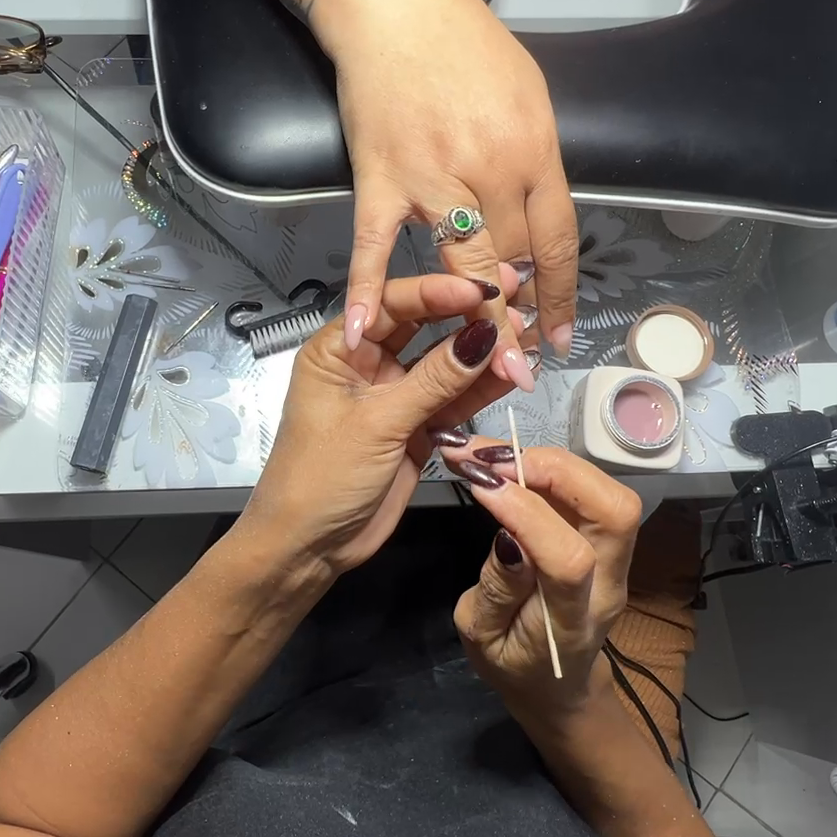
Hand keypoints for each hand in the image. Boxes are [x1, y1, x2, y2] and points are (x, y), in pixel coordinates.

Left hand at [236, 274, 521, 582]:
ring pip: (444, 363)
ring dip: (482, 352)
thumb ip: (434, 380)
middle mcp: (367, 363)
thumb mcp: (377, 424)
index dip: (437, 293)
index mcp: (338, 348)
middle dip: (467, 314)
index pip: (391, 303)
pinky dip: (481, 389)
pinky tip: (514, 372)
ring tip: (526, 333)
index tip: (483, 289)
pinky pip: (453, 399)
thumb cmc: (322, 476)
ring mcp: (394, 395)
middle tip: (516, 296)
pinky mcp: (415, 427)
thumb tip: (485, 335)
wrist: (310, 546)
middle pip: (423, 326)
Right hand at [319, 0, 577, 386]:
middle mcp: (490, 172)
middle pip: (512, 262)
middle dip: (519, 320)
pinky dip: (368, 293)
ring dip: (474, 322)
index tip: (557, 337)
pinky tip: (362, 336)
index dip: (559, 295)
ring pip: (461, 265)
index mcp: (533, 149)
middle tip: (519, 369)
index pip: (556, 239)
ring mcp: (432, 182)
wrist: (397, 8)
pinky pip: (376, 248)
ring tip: (482, 370)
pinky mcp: (380, 185)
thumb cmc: (467, 45)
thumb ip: (535, 162)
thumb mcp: (527, 95)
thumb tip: (533, 222)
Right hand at [438, 437, 642, 714]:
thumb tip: (508, 536)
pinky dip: (552, 469)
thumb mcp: (482, 639)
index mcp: (572, 620)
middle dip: (554, 469)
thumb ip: (497, 590)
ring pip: (610, 494)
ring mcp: (617, 562)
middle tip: (493, 458)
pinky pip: (593, 494)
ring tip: (495, 457)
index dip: (526, 512)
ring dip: (552, 463)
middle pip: (615, 511)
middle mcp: (607, 585)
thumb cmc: (513, 667)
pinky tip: (512, 466)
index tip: (480, 485)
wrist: (558, 688)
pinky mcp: (608, 543)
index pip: (569, 558)